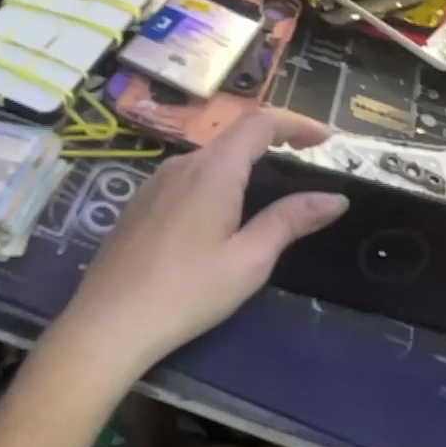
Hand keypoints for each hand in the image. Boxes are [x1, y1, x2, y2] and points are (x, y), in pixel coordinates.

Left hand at [42, 110, 347, 385]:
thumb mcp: (249, 260)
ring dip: (242, 164)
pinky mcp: (138, 204)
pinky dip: (214, 181)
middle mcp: (180, 165)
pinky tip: (219, 214)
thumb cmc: (187, 293)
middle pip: (233, 139)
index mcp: (213, 171)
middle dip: (272, 143)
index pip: (260, 123)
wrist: (110, 322)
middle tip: (305, 162)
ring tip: (267, 190)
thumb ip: (290, 221)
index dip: (296, 124)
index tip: (326, 139)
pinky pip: (184, 179)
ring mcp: (153, 183)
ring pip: (207, 159)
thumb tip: (335, 198)